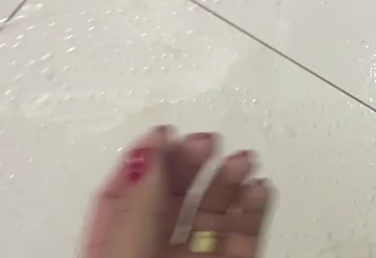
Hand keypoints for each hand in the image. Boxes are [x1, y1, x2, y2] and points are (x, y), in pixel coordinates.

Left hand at [83, 127, 270, 257]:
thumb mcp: (130, 256)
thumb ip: (138, 207)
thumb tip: (146, 151)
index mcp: (118, 251)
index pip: (123, 195)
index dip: (141, 159)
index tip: (162, 131)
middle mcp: (155, 253)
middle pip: (171, 193)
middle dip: (190, 160)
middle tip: (205, 140)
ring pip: (214, 207)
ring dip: (230, 175)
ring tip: (241, 161)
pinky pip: (247, 228)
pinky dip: (257, 203)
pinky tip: (257, 189)